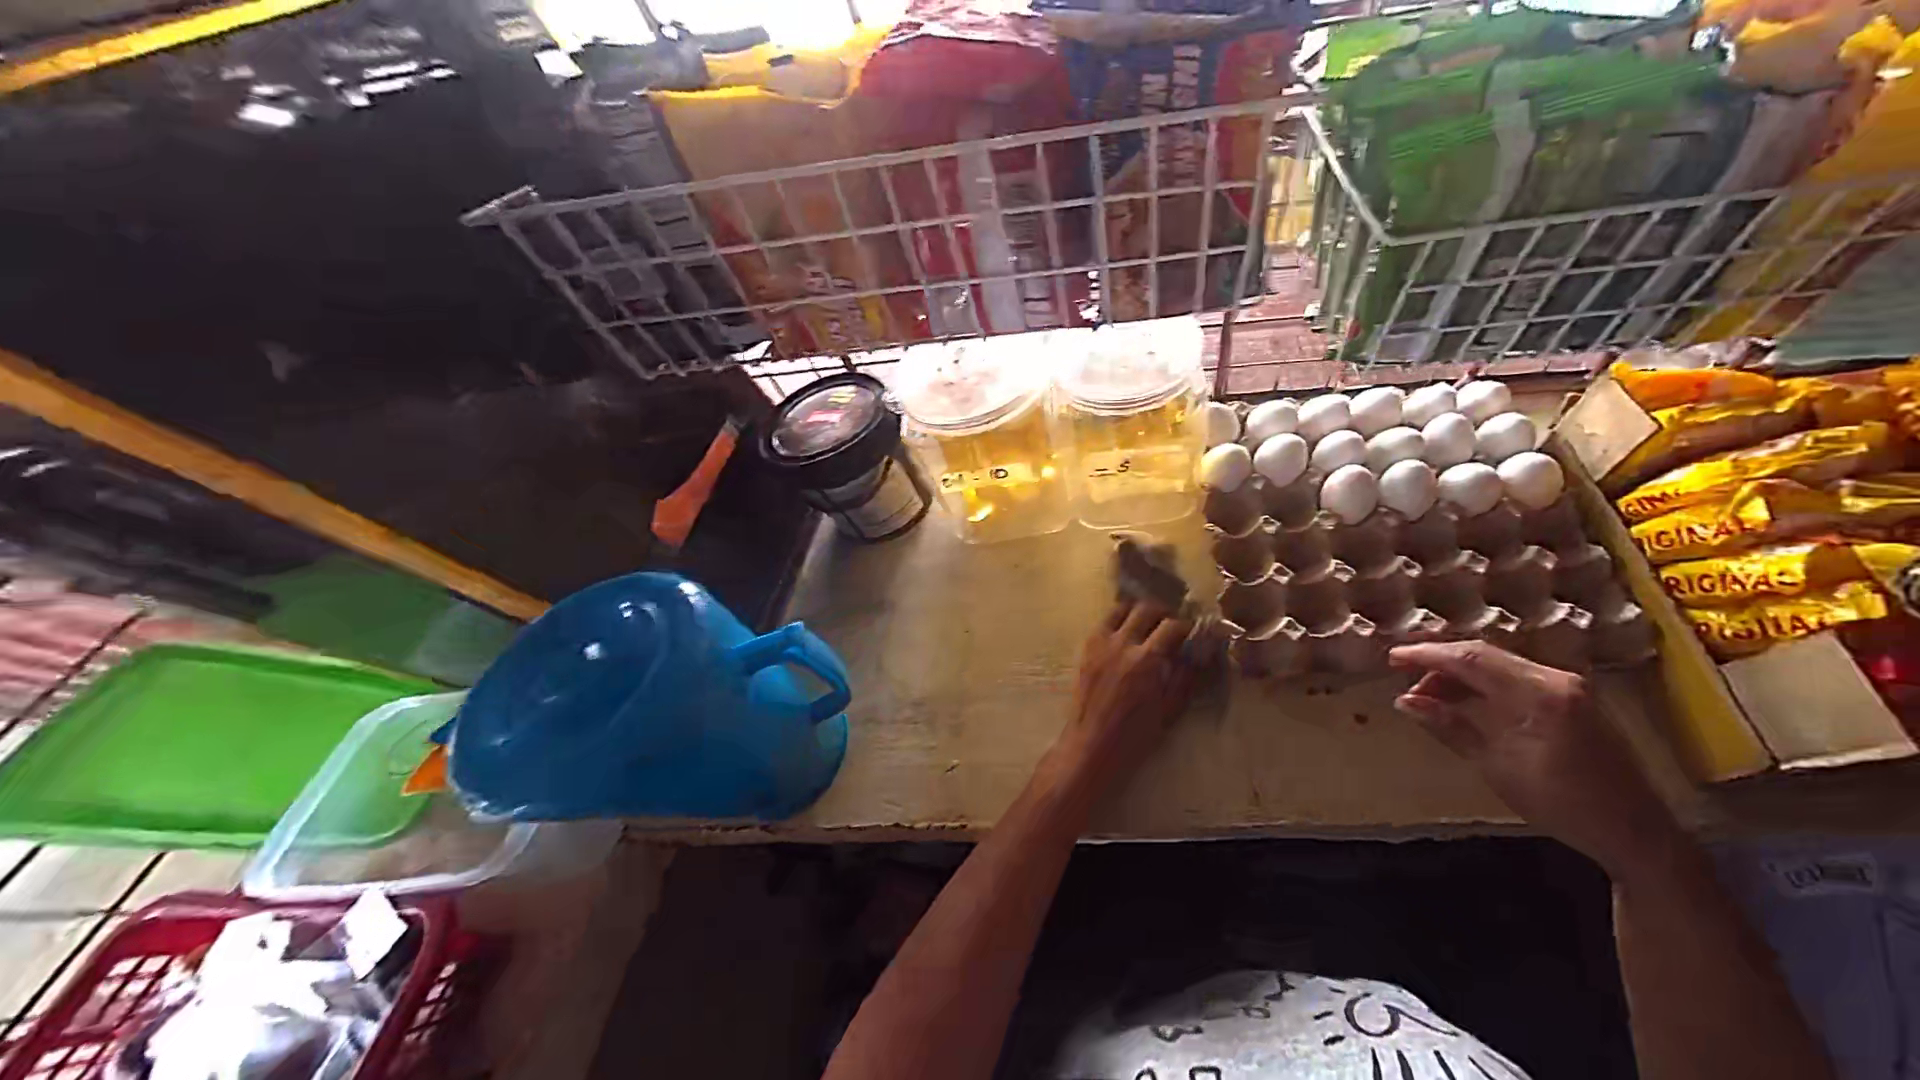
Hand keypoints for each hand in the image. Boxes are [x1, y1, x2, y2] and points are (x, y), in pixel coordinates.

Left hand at [1054, 600, 1196, 791]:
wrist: (1093, 744)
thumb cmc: (1136, 734)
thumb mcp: (1170, 708)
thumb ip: (1187, 676)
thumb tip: (1203, 652)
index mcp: (1146, 660)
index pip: (1172, 626)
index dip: (1187, 625)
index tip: (1193, 630)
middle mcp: (1122, 644)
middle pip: (1146, 608)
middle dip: (1163, 611)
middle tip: (1171, 622)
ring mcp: (1100, 644)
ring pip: (1121, 609)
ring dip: (1138, 610)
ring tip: (1148, 622)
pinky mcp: (1085, 648)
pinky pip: (1103, 622)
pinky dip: (1117, 620)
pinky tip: (1126, 634)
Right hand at [1389, 641, 1685, 880]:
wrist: (1636, 833)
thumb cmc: (1562, 804)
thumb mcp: (1496, 766)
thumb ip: (1450, 726)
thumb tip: (1404, 701)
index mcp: (1540, 693)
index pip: (1470, 658)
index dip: (1426, 655)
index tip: (1391, 659)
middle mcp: (1556, 679)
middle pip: (1484, 655)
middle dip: (1439, 663)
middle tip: (1403, 677)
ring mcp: (1567, 687)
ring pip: (1497, 665)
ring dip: (1459, 675)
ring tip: (1427, 697)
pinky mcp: (1571, 699)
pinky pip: (1514, 678)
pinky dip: (1482, 684)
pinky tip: (1461, 702)